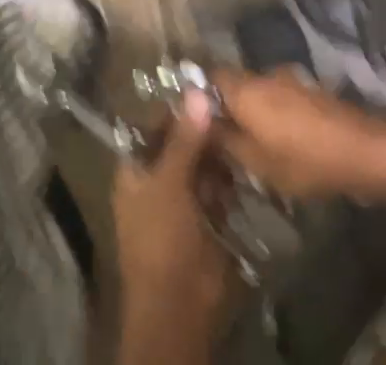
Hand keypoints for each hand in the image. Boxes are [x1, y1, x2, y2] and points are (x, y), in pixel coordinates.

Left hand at [112, 90, 230, 364]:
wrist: (180, 301)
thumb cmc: (161, 238)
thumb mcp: (169, 183)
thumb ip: (184, 139)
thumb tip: (197, 92)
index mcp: (135, 172)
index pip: (152, 129)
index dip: (175, 109)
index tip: (206, 84)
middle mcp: (157, 181)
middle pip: (181, 144)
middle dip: (204, 128)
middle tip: (235, 102)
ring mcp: (184, 199)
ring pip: (204, 163)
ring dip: (221, 150)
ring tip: (247, 124)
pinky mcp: (209, 215)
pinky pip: (221, 185)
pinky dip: (232, 174)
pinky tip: (251, 155)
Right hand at [213, 71, 385, 199]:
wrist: (365, 152)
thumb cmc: (305, 161)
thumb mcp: (256, 161)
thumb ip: (225, 139)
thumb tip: (201, 124)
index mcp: (248, 89)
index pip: (211, 76)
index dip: (197, 95)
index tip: (190, 120)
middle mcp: (268, 76)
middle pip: (236, 85)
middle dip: (225, 109)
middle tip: (216, 141)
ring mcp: (294, 82)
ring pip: (259, 94)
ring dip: (251, 114)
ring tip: (245, 146)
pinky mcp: (313, 93)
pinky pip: (280, 100)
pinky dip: (272, 116)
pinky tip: (275, 142)